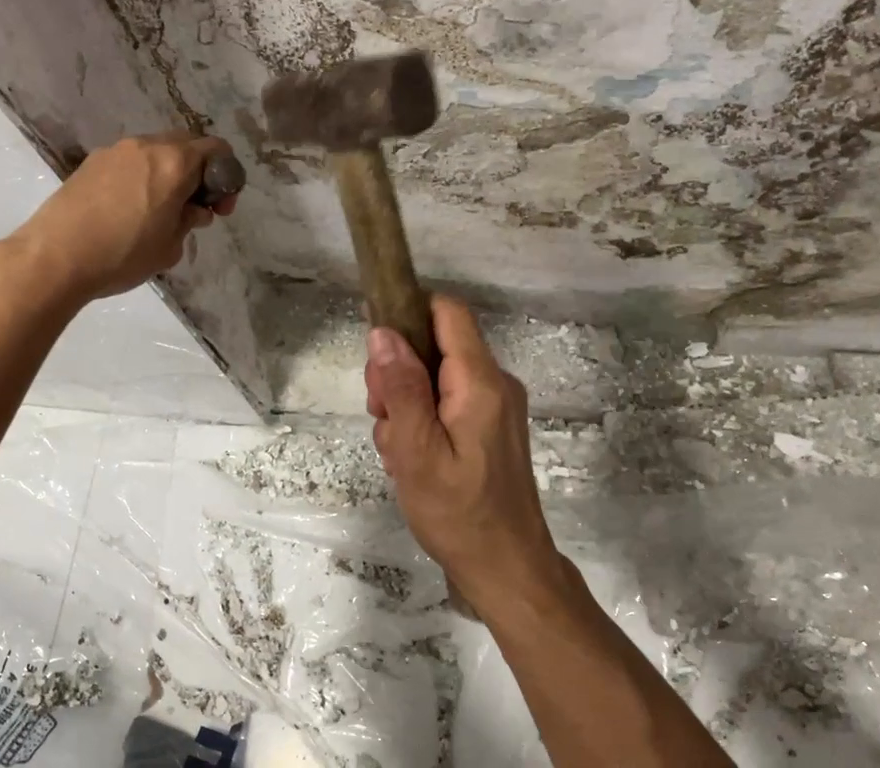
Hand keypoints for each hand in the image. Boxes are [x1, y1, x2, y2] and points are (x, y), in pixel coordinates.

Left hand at [5, 131, 235, 303]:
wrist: (54, 257)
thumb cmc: (121, 255)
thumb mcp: (169, 247)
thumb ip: (189, 221)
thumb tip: (194, 210)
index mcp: (174, 163)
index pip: (216, 150)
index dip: (226, 177)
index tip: (218, 208)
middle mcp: (146, 145)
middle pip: (185, 146)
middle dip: (197, 172)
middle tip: (192, 208)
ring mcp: (114, 151)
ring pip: (154, 152)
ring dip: (166, 174)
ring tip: (157, 211)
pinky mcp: (90, 162)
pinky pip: (128, 162)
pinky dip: (140, 177)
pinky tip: (127, 209)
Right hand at [366, 297, 559, 595]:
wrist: (507, 570)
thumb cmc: (458, 513)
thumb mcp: (417, 451)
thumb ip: (400, 389)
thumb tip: (383, 332)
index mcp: (480, 382)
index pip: (446, 310)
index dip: (406, 312)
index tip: (373, 345)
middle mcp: (494, 383)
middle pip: (434, 343)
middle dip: (396, 372)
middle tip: (383, 419)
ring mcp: (493, 406)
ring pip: (433, 375)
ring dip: (404, 402)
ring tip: (398, 448)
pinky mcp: (488, 426)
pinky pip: (445, 401)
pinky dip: (420, 420)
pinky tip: (411, 458)